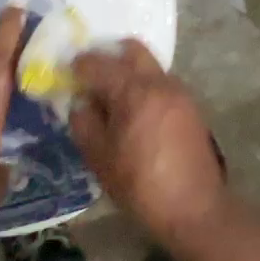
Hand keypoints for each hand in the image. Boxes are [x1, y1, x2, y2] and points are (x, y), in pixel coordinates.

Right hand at [70, 40, 229, 242]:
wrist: (195, 210)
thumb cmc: (140, 185)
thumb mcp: (99, 158)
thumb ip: (84, 122)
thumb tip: (82, 103)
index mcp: (134, 92)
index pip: (98, 63)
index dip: (77, 66)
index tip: (65, 74)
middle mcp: (160, 83)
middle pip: (132, 50)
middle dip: (108, 57)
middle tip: (90, 78)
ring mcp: (181, 94)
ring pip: (150, 67)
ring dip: (129, 73)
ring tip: (112, 100)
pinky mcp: (192, 109)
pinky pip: (162, 85)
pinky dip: (145, 89)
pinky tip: (135, 114)